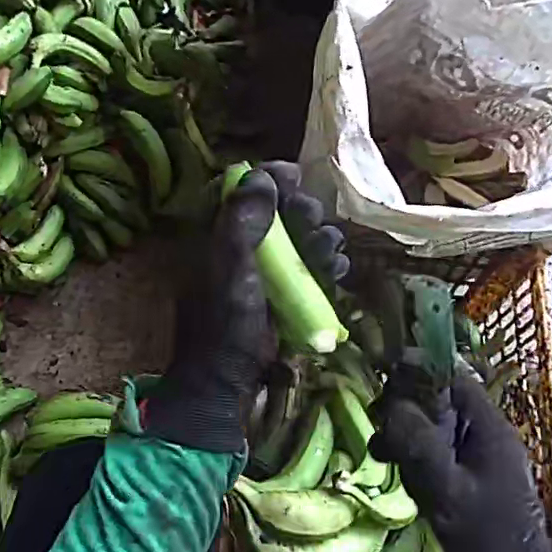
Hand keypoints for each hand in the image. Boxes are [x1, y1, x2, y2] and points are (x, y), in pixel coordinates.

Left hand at [147, 162, 346, 452]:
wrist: (228, 375)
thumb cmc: (222, 319)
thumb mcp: (229, 265)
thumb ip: (243, 220)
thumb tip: (262, 176)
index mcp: (217, 232)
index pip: (243, 188)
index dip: (269, 177)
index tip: (294, 176)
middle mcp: (242, 243)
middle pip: (281, 209)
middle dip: (303, 210)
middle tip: (311, 222)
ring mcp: (267, 268)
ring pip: (302, 237)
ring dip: (321, 238)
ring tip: (325, 254)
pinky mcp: (286, 290)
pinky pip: (313, 266)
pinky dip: (327, 264)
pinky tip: (335, 271)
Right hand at [370, 354, 551, 551]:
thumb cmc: (485, 534)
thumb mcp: (446, 488)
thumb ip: (419, 444)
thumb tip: (392, 405)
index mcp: (487, 427)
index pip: (453, 377)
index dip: (419, 369)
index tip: (384, 373)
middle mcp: (485, 431)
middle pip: (440, 397)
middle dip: (406, 404)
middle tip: (378, 423)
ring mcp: (479, 451)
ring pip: (435, 421)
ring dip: (405, 429)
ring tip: (382, 450)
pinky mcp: (470, 470)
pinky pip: (437, 445)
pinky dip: (413, 449)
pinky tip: (394, 465)